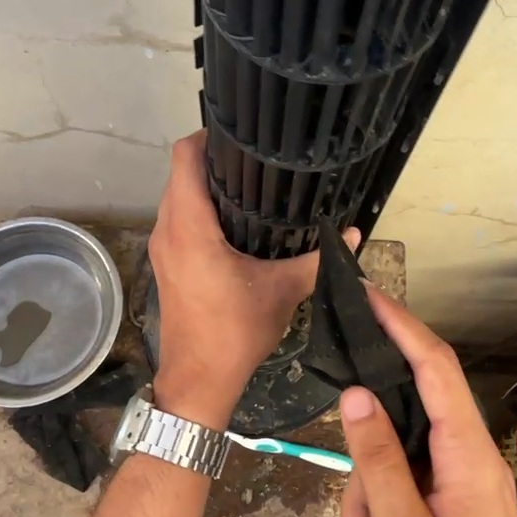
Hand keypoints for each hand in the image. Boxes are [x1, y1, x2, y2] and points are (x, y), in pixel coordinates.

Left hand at [148, 131, 356, 429]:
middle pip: (181, 173)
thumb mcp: (284, 291)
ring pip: (176, 197)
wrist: (199, 380)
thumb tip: (355, 233)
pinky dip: (197, 210)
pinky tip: (233, 220)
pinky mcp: (165, 263)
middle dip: (212, 160)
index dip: (209, 137)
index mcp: (189, 227)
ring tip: (248, 185)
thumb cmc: (235, 331)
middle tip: (255, 159)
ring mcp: (161, 247)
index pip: (185, 157)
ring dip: (204, 186)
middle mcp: (167, 230)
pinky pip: (177, 219)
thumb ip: (318, 258)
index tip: (241, 136)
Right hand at [338, 288, 516, 516]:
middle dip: (368, 470)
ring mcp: (459, 490)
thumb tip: (356, 395)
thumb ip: (377, 462)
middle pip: (401, 424)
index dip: (402, 326)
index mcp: (469, 458)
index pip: (435, 368)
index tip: (367, 294)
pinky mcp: (448, 513)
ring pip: (390, 467)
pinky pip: (399, 498)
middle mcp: (469, 463)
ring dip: (373, 513)